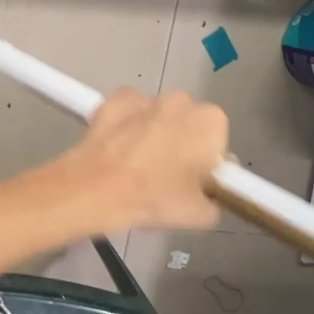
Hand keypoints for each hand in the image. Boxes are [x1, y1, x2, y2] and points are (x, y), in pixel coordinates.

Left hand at [44, 89, 226, 232]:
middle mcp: (181, 101)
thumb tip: (204, 197)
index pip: (217, 142)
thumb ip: (213, 200)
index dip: (204, 163)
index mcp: (211, 122)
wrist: (96, 190)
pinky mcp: (111, 102)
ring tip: (134, 165)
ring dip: (150, 132)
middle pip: (186, 124)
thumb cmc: (155, 199)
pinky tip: (115, 148)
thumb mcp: (201, 214)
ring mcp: (143, 98)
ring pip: (155, 116)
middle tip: (163, 176)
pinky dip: (122, 124)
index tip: (190, 181)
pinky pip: (125, 113)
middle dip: (179, 143)